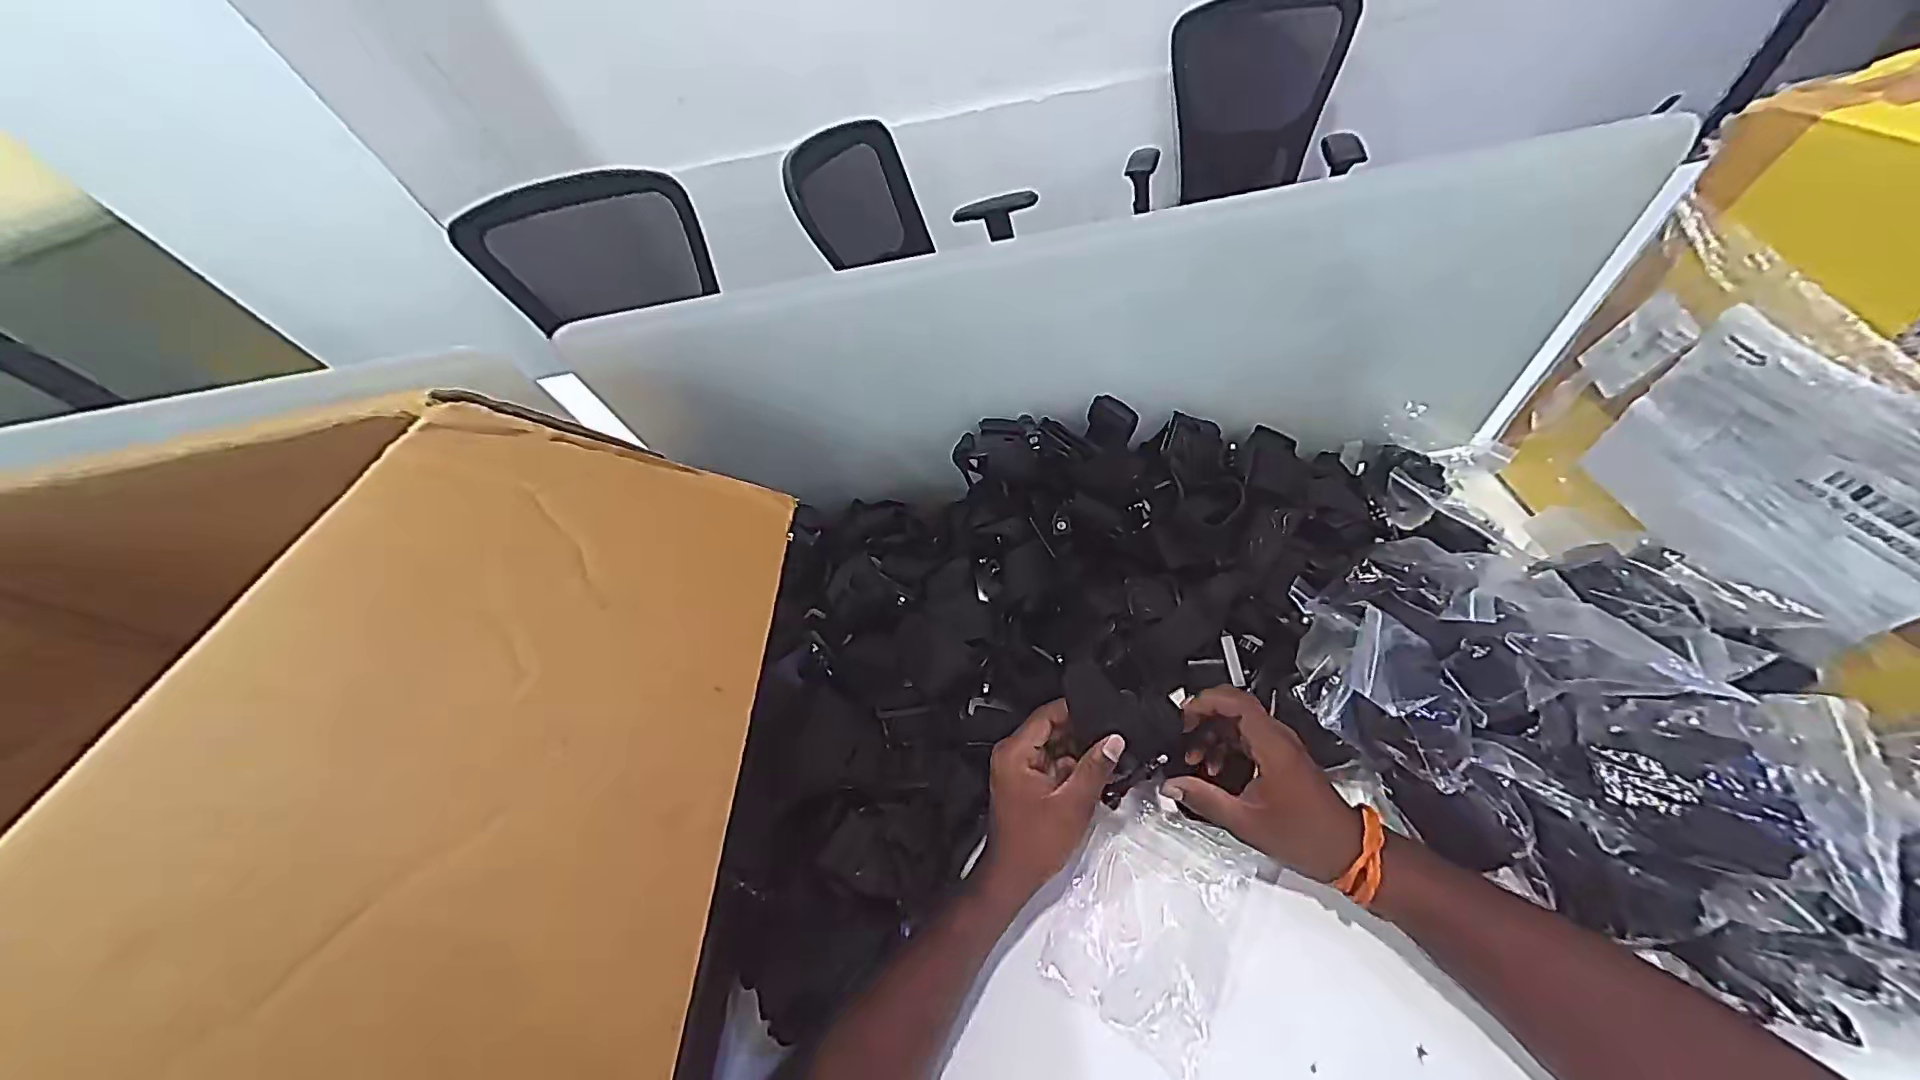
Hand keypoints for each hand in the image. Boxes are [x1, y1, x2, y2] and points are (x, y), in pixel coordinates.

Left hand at [978, 699, 1122, 901]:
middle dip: (1081, 736)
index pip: (1047, 714)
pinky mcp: (1025, 782)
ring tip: (1101, 766)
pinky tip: (1090, 781)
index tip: (1101, 714)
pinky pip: (1051, 764)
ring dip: (1078, 755)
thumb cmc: (1033, 845)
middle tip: (1108, 744)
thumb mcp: (1073, 803)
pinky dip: (1070, 770)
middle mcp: (1012, 755)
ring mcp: (1017, 769)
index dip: (1075, 711)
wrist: (1013, 876)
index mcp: (1015, 752)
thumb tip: (1113, 741)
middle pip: (1052, 730)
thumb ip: (1095, 767)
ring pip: (1054, 747)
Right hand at [1162, 687, 1361, 881]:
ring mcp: (1281, 747)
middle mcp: (1279, 739)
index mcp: (1272, 746)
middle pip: (1234, 708)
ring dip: (1214, 735)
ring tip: (1198, 759)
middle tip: (1185, 734)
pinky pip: (1248, 738)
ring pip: (1239, 723)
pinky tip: (1216, 770)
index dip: (1205, 702)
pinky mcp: (1282, 758)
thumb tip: (1172, 786)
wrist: (1346, 851)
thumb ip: (1204, 799)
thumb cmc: (1308, 836)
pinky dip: (1226, 747)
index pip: (1236, 701)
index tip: (1185, 715)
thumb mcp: (1245, 821)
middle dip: (1204, 718)